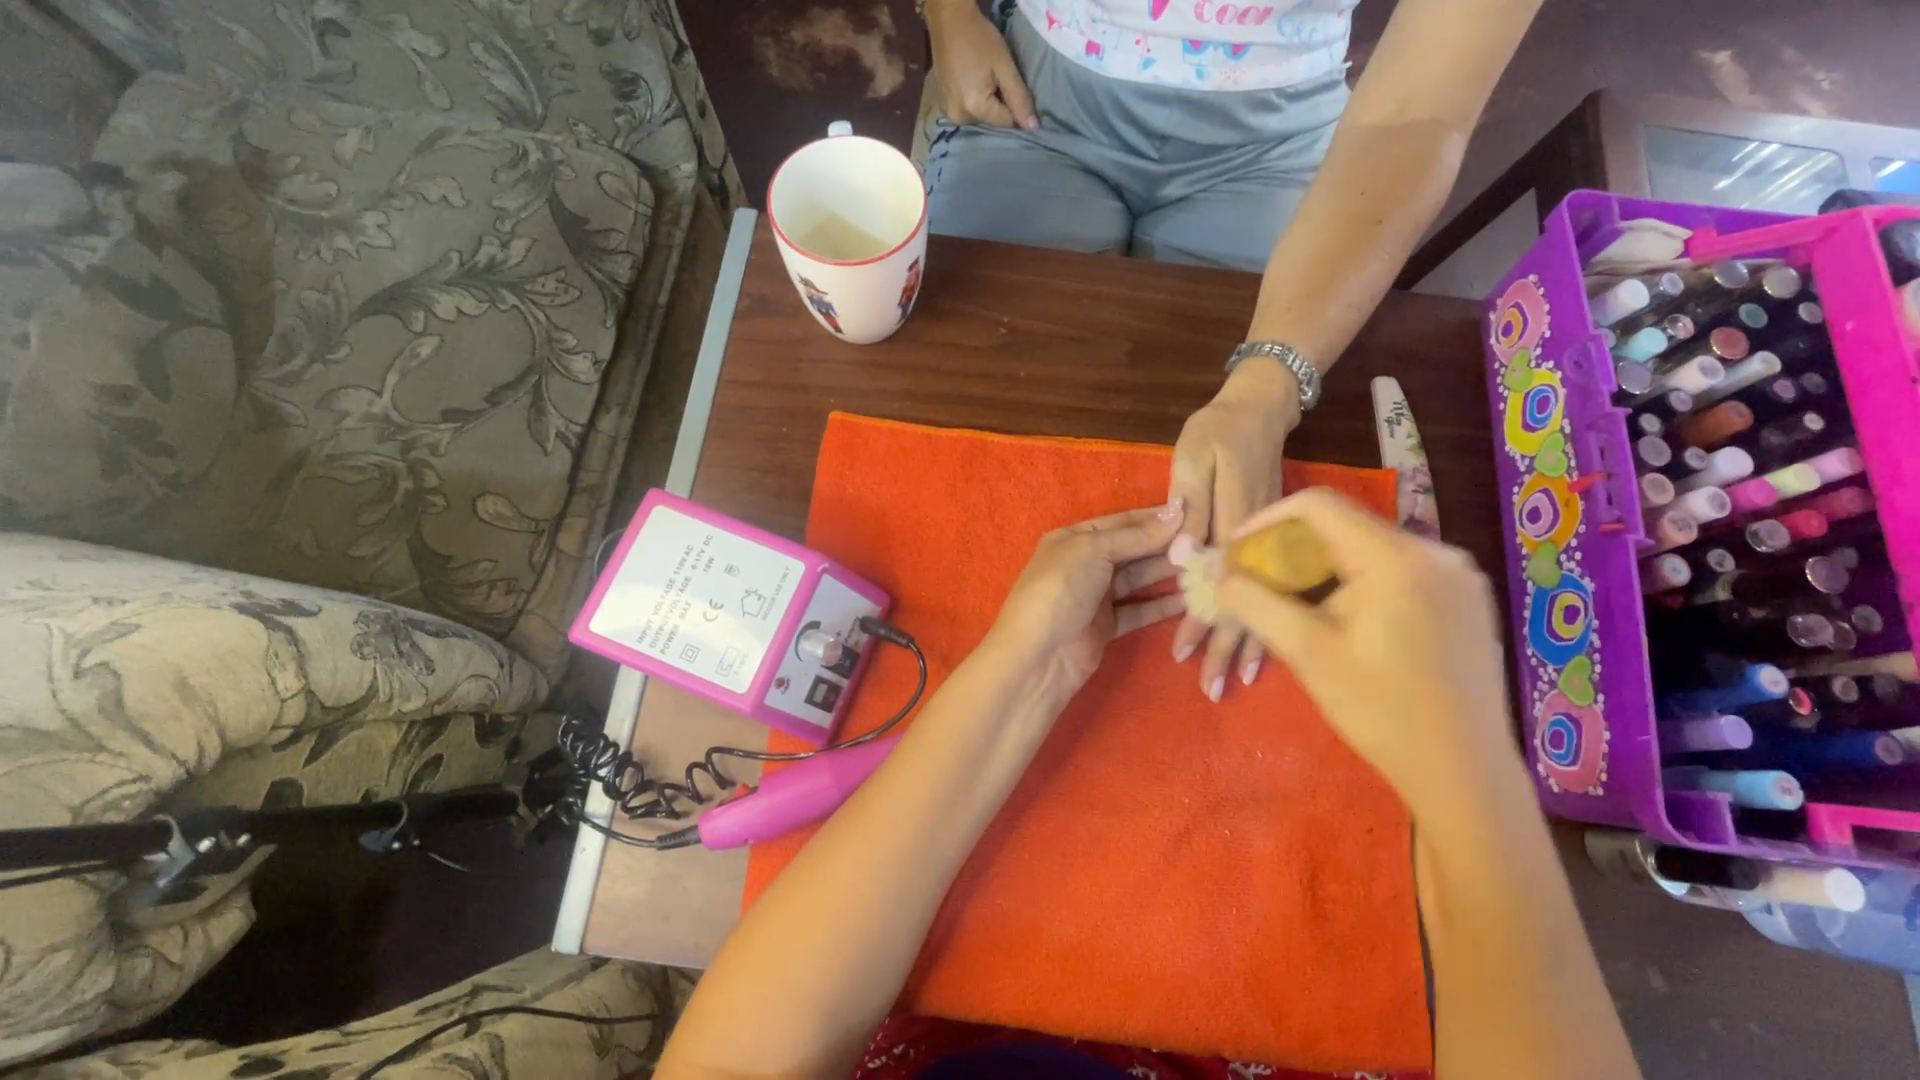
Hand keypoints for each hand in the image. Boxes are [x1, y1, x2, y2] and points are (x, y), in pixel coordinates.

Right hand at [926, 0, 1036, 128]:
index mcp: (975, 108)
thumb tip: (1032, 127)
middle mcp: (958, 117)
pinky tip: (972, 82)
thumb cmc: (980, 39)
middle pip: (990, 121)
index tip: (1012, 85)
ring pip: (978, 117)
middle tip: (997, 80)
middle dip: (999, 106)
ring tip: (984, 80)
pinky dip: (973, 101)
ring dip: (986, 104)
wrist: (949, 21)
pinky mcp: (942, 105)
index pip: (1006, 122)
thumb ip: (1019, 98)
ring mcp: (948, 112)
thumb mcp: (1004, 66)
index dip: (1015, 106)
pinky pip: (966, 110)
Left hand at [984, 501, 1187, 698]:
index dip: (1156, 518)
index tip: (1196, 512)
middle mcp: (1085, 564)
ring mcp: (1095, 596)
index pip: (1122, 521)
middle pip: (1133, 550)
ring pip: (1139, 579)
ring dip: (1169, 573)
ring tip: (1207, 566)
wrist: (1038, 655)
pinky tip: (1192, 598)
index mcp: (1074, 539)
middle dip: (1167, 545)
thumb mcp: (1093, 551)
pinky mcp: (1106, 626)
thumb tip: (1177, 510)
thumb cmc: (1059, 590)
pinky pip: (1139, 609)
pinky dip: (1163, 605)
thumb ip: (1136, 535)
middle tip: (1208, 540)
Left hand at [1167, 359, 1302, 701]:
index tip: (1190, 651)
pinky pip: (1248, 586)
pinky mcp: (1259, 542)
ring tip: (1233, 680)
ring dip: (1238, 639)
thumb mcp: (1193, 456)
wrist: (1262, 403)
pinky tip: (1245, 645)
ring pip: (1244, 598)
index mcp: (1226, 517)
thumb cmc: (1218, 428)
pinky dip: (1244, 615)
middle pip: (1234, 598)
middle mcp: (1245, 538)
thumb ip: (1189, 501)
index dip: (1201, 614)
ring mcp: (1256, 542)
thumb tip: (1186, 548)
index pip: (1214, 576)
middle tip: (1214, 687)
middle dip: (1223, 643)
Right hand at [1211, 488, 1519, 817]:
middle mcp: (1436, 551)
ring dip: (1327, 570)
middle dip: (1294, 551)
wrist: (1463, 770)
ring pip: (1373, 550)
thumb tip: (1215, 570)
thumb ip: (1254, 602)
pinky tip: (1347, 622)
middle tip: (1260, 585)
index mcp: (1397, 557)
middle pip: (1348, 527)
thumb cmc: (1380, 710)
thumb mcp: (1307, 653)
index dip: (1266, 520)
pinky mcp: (1470, 599)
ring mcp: (1460, 575)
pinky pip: (1402, 572)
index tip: (1235, 551)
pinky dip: (1363, 584)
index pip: (1318, 506)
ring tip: (1298, 608)